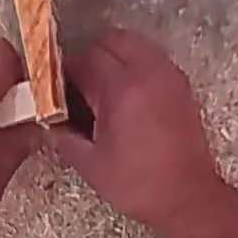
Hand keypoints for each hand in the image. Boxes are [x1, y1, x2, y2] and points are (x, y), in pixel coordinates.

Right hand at [49, 29, 232, 234]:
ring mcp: (167, 75)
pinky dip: (134, 69)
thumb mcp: (92, 167)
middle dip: (90, 59)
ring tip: (103, 96)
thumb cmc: (139, 186)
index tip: (59, 92)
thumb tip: (52, 126)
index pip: (85, 60)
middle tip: (80, 90)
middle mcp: (147, 71)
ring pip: (133, 45)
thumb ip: (66, 140)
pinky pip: (151, 60)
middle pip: (110, 40)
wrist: (185, 197)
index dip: (66, 75)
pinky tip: (125, 101)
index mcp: (121, 89)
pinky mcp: (180, 85)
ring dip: (113, 61)